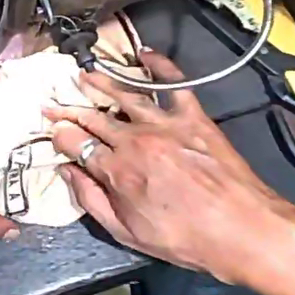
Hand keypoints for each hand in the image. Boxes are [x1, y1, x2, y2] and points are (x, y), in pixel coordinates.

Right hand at [47, 50, 294, 285]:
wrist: (244, 229)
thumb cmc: (185, 239)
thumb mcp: (127, 233)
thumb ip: (91, 200)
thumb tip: (67, 171)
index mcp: (117, 170)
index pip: (76, 143)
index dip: (60, 135)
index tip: (51, 129)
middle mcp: (136, 140)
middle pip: (94, 117)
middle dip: (68, 109)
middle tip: (52, 101)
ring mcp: (165, 124)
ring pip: (125, 95)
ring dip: (101, 83)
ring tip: (84, 74)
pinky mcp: (193, 117)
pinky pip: (173, 84)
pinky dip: (158, 67)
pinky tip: (144, 55)